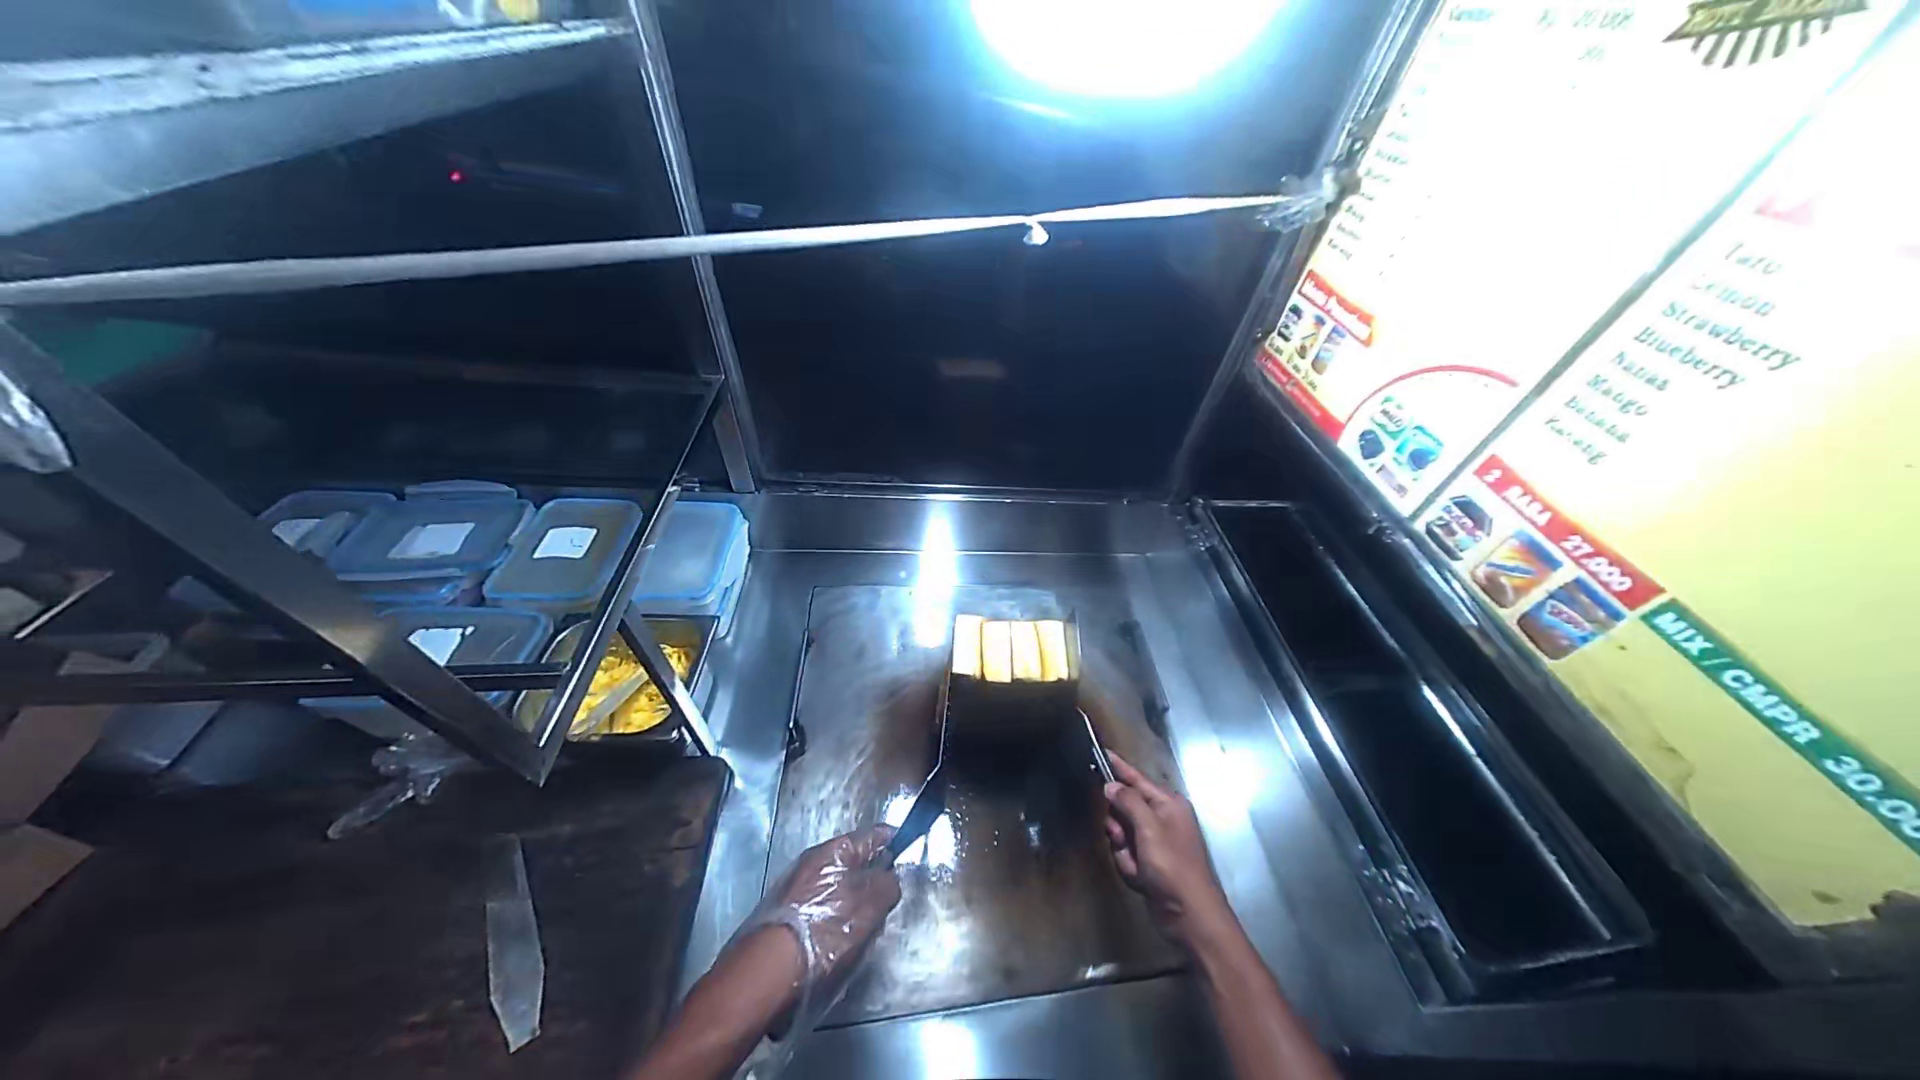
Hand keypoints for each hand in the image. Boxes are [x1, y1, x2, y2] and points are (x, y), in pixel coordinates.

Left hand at [769, 826, 902, 991]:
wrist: (767, 973)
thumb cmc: (825, 932)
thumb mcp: (870, 908)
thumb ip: (888, 885)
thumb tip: (889, 877)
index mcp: (835, 850)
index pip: (874, 835)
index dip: (894, 841)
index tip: (907, 854)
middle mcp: (811, 860)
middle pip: (853, 862)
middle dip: (871, 879)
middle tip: (885, 904)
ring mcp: (794, 886)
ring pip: (836, 887)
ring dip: (851, 902)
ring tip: (861, 930)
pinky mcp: (783, 913)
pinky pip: (819, 907)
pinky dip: (831, 919)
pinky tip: (835, 943)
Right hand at [1103, 751, 1233, 951]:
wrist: (1190, 916)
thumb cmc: (1172, 867)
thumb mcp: (1148, 828)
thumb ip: (1128, 802)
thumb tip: (1111, 785)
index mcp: (1168, 804)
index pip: (1136, 779)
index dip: (1118, 768)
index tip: (1101, 753)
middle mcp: (1163, 818)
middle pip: (1123, 808)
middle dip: (1118, 826)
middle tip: (1121, 839)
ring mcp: (1156, 842)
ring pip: (1121, 833)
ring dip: (1123, 850)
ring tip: (1136, 865)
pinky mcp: (1150, 863)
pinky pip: (1126, 854)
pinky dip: (1128, 865)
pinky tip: (1139, 878)